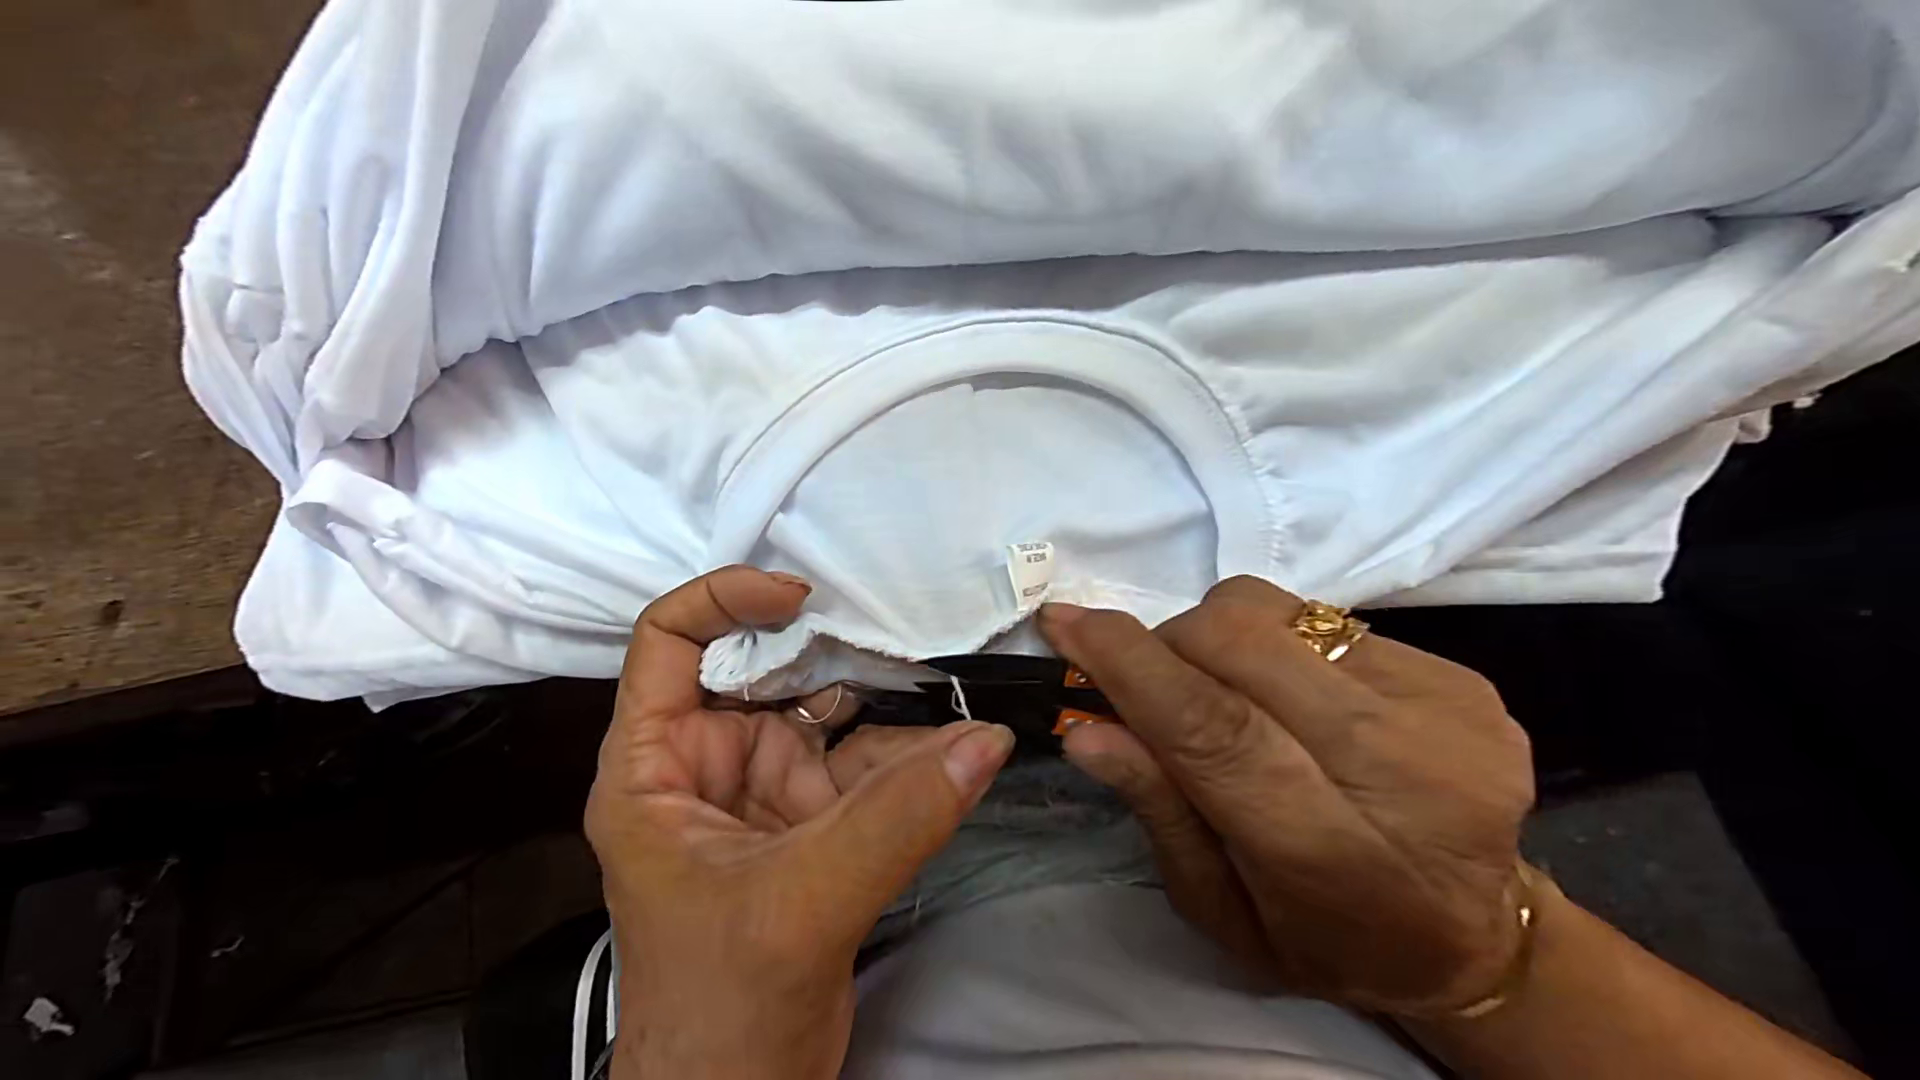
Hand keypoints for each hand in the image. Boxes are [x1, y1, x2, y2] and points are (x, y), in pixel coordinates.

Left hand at [585, 566, 1014, 1078]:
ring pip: (834, 719)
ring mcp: (768, 787)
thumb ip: (897, 820)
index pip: (668, 643)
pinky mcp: (815, 818)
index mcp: (657, 766)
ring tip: (960, 695)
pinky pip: (870, 768)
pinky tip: (964, 751)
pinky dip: (917, 760)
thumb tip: (984, 744)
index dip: (724, 600)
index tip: (799, 596)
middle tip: (911, 642)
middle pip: (772, 671)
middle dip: (840, 656)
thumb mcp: (802, 905)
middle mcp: (711, 761)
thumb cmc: (720, 1012)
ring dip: (896, 711)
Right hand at [1040, 576, 1535, 1014]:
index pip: (1215, 731)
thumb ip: (1157, 809)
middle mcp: (1407, 772)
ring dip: (1215, 634)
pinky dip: (1270, 639)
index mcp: (1337, 858)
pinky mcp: (1462, 677)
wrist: (1477, 935)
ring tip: (1222, 685)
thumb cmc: (1321, 937)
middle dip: (1165, 643)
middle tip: (1151, 679)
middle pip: (1240, 646)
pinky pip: (1317, 614)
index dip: (1131, 666)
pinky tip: (1288, 690)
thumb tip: (1086, 730)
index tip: (1064, 621)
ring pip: (1272, 611)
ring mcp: (1447, 713)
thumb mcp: (1216, 907)